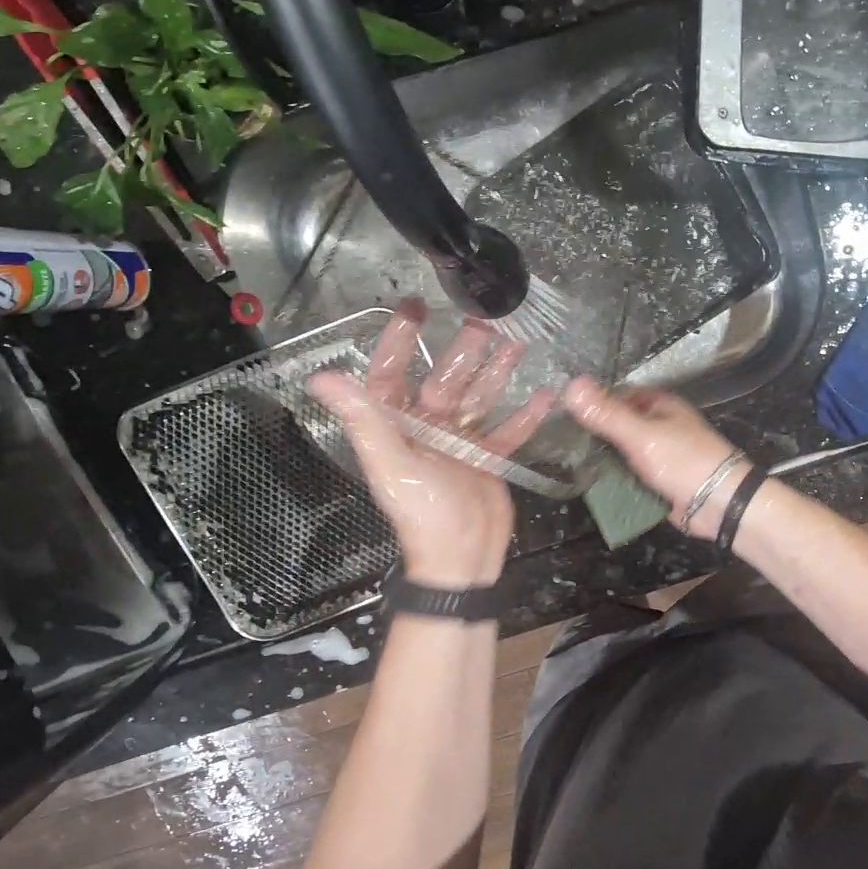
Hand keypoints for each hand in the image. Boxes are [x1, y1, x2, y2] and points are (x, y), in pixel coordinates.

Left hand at [310, 300, 554, 588]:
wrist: (462, 560)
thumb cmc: (424, 515)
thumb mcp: (392, 466)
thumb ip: (365, 420)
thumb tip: (321, 378)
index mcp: (397, 427)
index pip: (392, 375)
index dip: (399, 342)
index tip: (415, 308)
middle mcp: (427, 429)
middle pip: (444, 379)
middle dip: (464, 349)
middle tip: (485, 318)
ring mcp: (461, 443)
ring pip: (479, 397)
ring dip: (498, 371)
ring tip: (518, 342)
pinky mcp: (489, 458)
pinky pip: (508, 430)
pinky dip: (526, 414)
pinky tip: (546, 395)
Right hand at [562, 378, 750, 539]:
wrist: (720, 504)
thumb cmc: (685, 462)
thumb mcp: (643, 435)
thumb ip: (607, 414)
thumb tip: (571, 384)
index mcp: (658, 405)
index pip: (614, 396)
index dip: (588, 403)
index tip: (555, 412)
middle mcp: (657, 426)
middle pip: (615, 425)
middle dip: (590, 433)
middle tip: (551, 440)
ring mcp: (657, 455)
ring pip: (619, 452)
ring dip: (598, 457)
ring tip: (559, 461)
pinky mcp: (656, 481)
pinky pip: (627, 475)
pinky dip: (611, 478)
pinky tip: (585, 481)